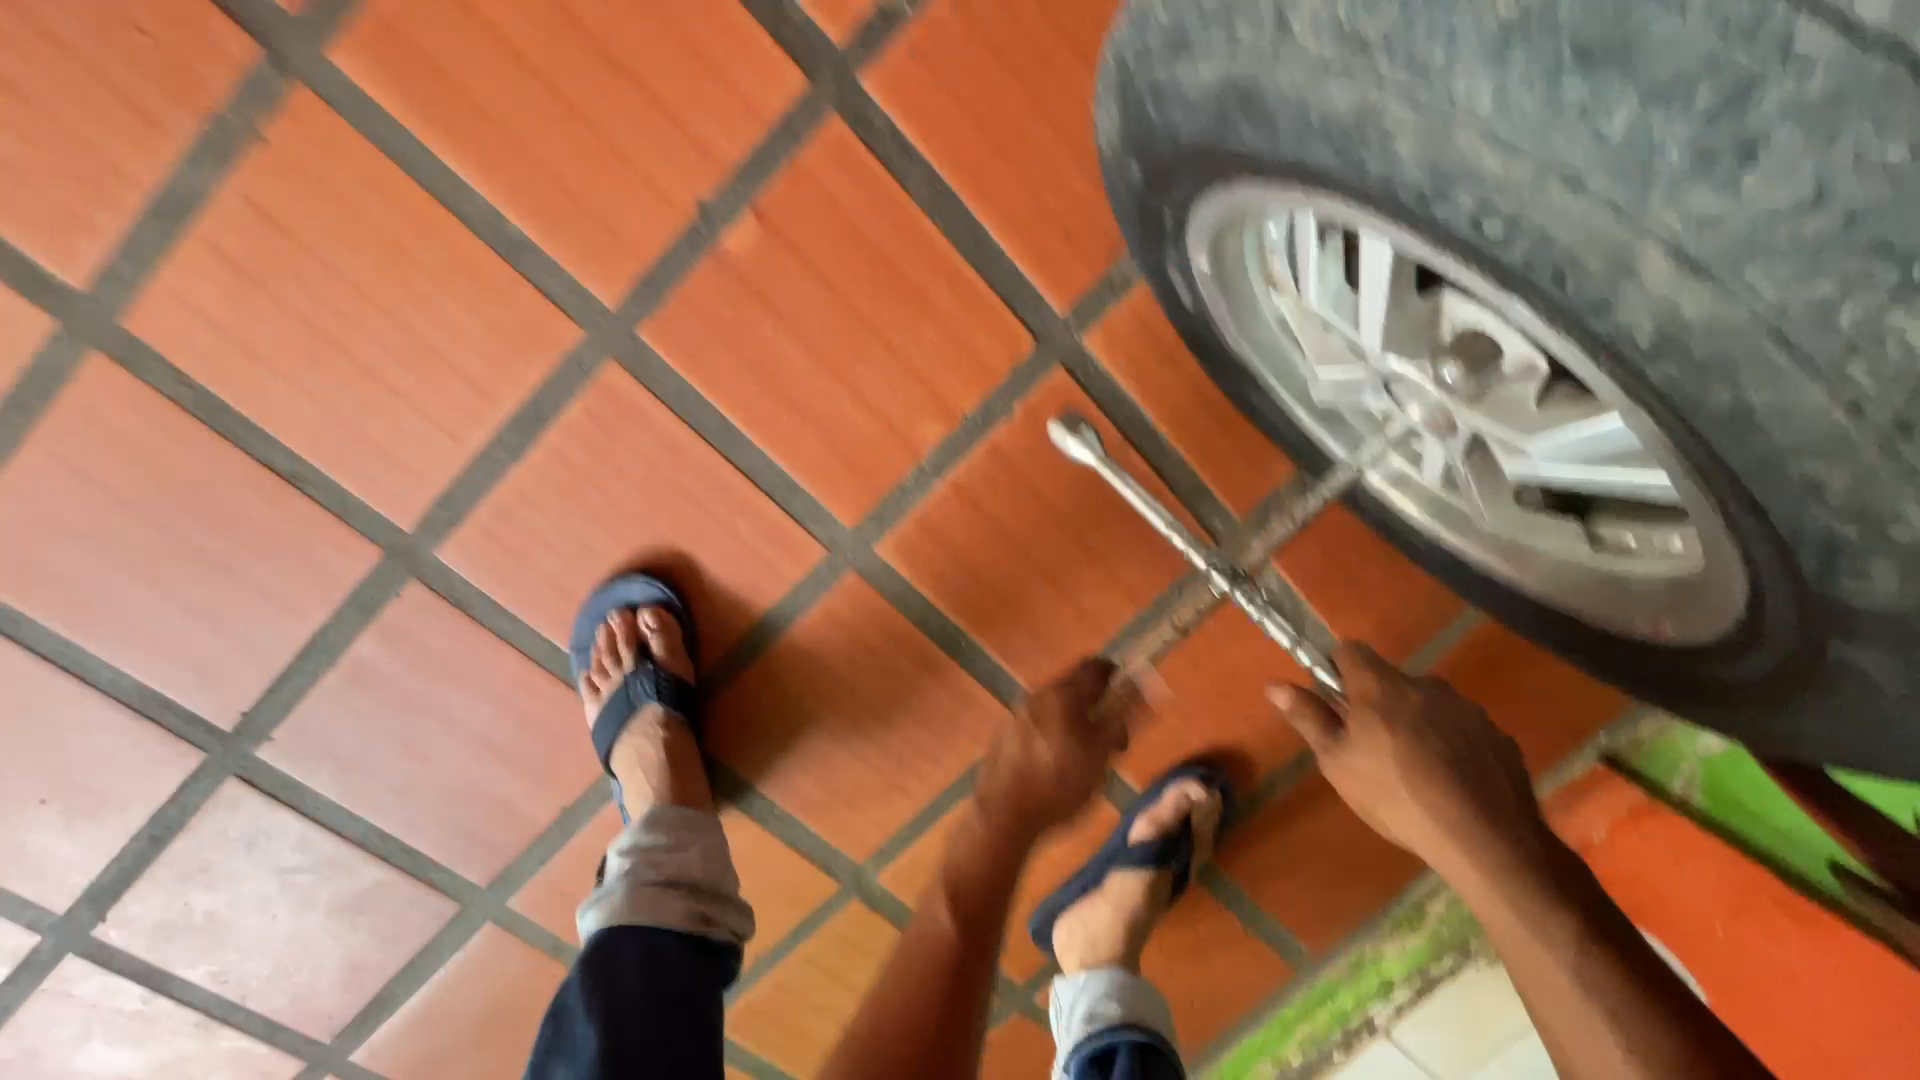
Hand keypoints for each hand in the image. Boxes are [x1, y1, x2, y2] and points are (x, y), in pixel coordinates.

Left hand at [975, 658, 1140, 842]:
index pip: (1096, 666)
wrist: (1003, 814)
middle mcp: (1038, 693)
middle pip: (1074, 684)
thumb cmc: (1060, 786)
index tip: (1129, 699)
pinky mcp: (1005, 731)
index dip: (1117, 676)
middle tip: (1111, 734)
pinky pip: (1039, 719)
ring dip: (1074, 718)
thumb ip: (1123, 720)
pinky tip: (1056, 760)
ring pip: (1056, 704)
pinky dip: (1054, 729)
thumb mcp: (1100, 756)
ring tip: (1085, 753)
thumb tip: (1146, 690)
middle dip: (1096, 702)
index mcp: (1063, 693)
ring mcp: (1018, 711)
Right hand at [1269, 643, 1548, 879]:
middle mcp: (1425, 685)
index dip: (1336, 667)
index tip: (1333, 700)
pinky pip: (1461, 729)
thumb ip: (1309, 718)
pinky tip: (1449, 783)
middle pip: (1390, 680)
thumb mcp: (1337, 762)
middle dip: (1377, 703)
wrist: (1484, 839)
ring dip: (1415, 724)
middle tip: (1369, 747)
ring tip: (1414, 771)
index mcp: (1381, 687)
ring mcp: (1467, 709)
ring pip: (1428, 705)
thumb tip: (1275, 685)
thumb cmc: (1395, 796)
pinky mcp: (1498, 735)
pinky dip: (1450, 745)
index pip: (1350, 650)